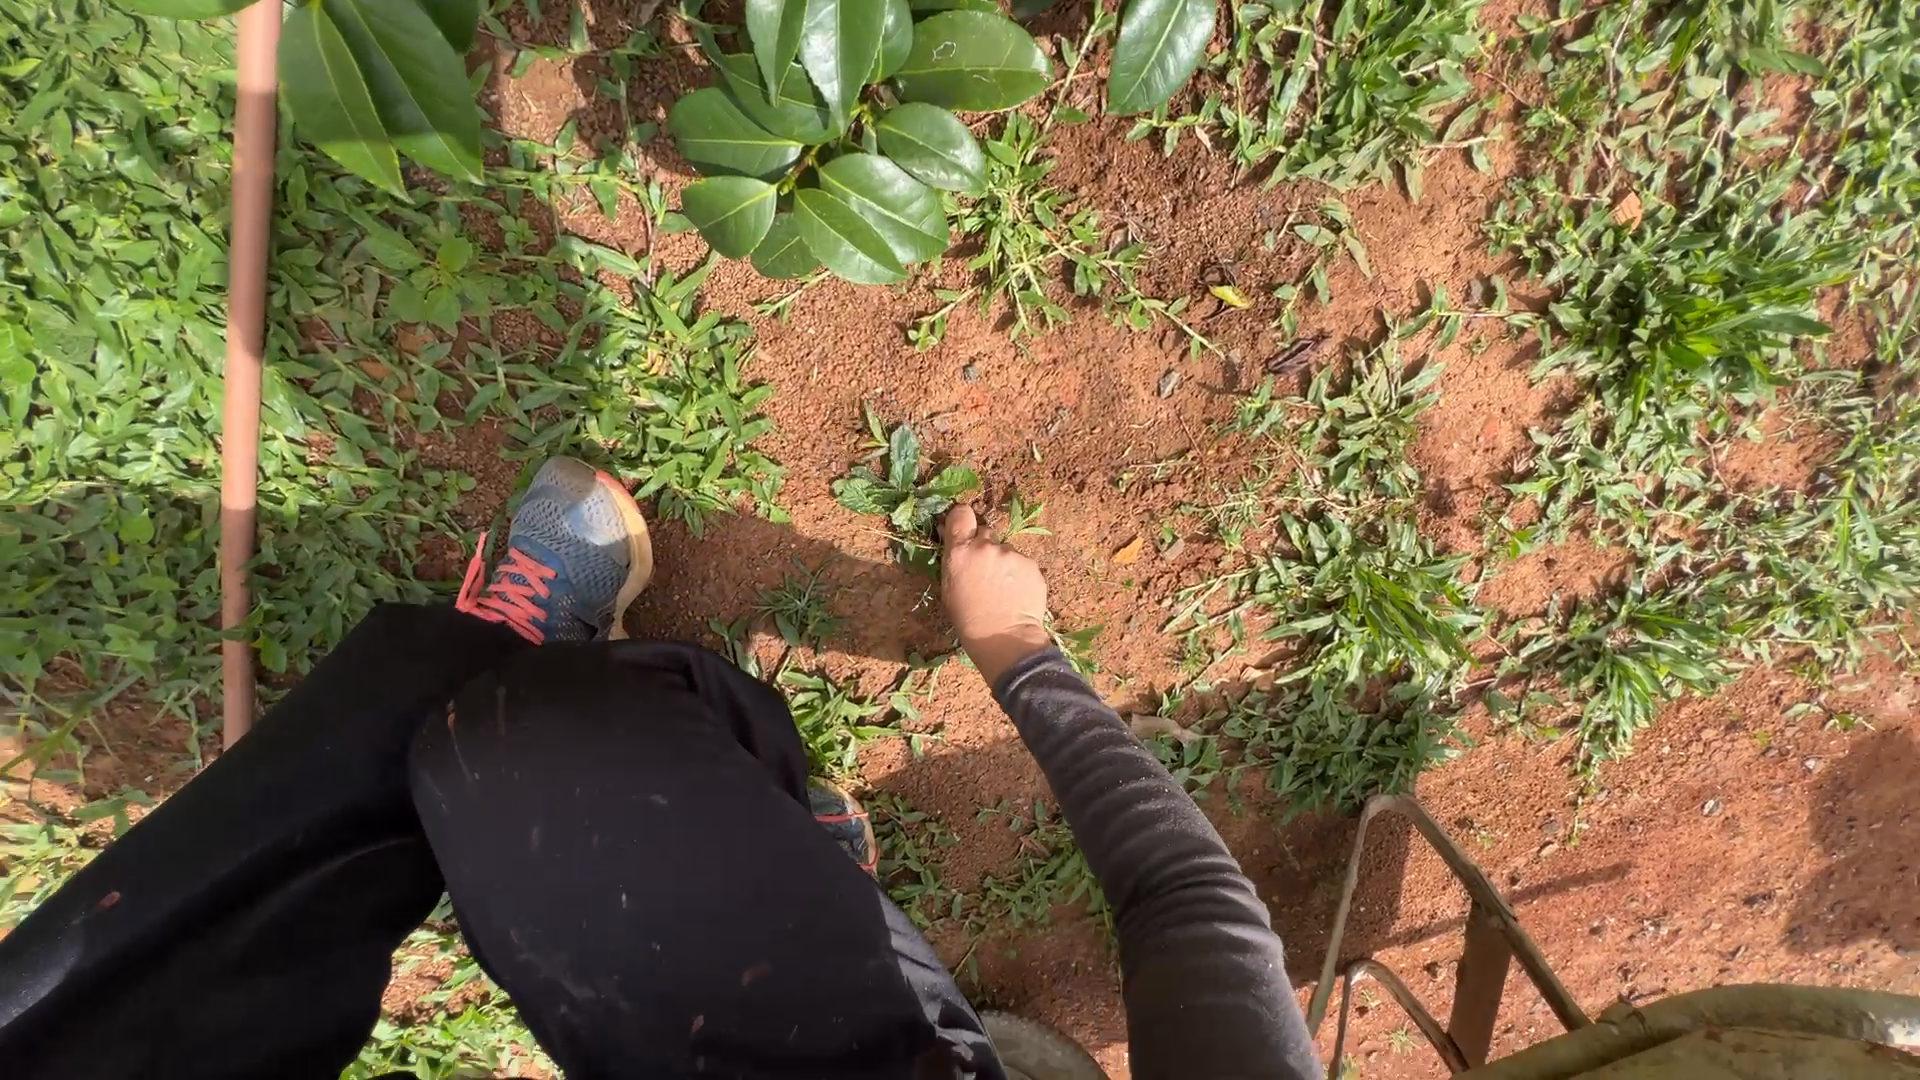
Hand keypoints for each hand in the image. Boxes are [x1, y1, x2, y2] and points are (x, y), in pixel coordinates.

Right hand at [940, 504, 1050, 687]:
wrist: (1003, 637)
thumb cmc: (968, 618)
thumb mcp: (949, 587)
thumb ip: (955, 559)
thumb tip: (956, 542)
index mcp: (959, 552)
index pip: (960, 514)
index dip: (963, 520)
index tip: (964, 531)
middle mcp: (985, 546)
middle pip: (985, 533)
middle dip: (984, 548)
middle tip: (986, 572)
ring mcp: (1011, 553)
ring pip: (1006, 550)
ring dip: (1004, 563)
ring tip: (1003, 589)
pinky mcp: (1031, 564)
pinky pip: (1022, 563)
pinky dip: (1020, 574)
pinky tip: (1017, 594)